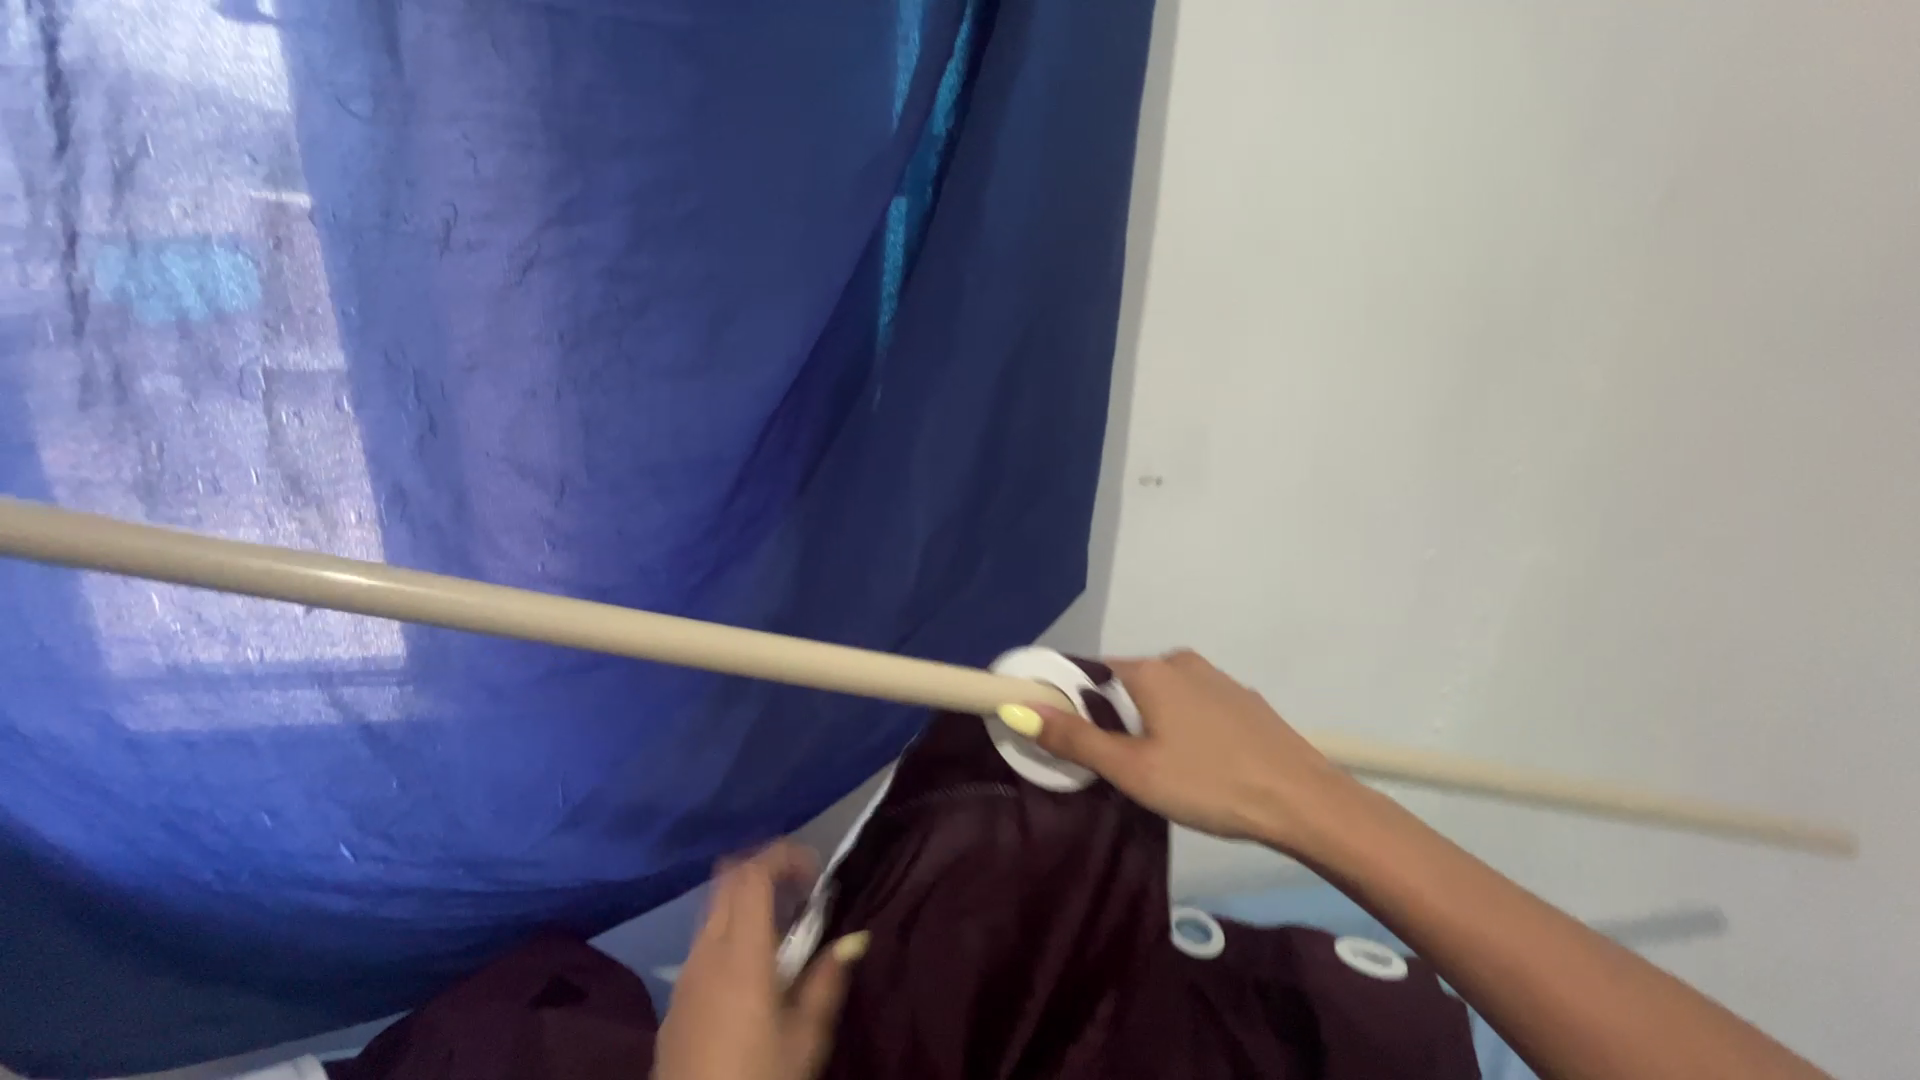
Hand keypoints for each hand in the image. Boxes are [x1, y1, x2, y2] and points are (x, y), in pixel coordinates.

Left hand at [653, 842, 868, 1079]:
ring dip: (747, 901)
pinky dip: (731, 932)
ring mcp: (686, 976)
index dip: (783, 856)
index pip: (753, 874)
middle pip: (727, 880)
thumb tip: (853, 940)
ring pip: (713, 909)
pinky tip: (754, 970)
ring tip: (784, 931)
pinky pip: (704, 942)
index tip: (815, 871)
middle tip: (801, 891)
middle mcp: (707, 952)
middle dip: (765, 869)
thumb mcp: (806, 1039)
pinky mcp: (676, 1001)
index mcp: (741, 954)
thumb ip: (827, 980)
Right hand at [1020, 649, 1360, 853]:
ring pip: (1162, 695)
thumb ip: (1075, 739)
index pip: (1088, 672)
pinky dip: (1182, 726)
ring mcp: (1218, 678)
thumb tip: (1020, 708)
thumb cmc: (1208, 783)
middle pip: (1124, 683)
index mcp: (1150, 670)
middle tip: (1116, 766)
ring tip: (1158, 770)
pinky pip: (1194, 706)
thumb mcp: (1132, 769)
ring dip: (1148, 722)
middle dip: (1111, 717)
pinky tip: (1197, 764)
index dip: (1069, 701)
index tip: (1066, 737)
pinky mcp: (1243, 700)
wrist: (1303, 802)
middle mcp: (1181, 661)